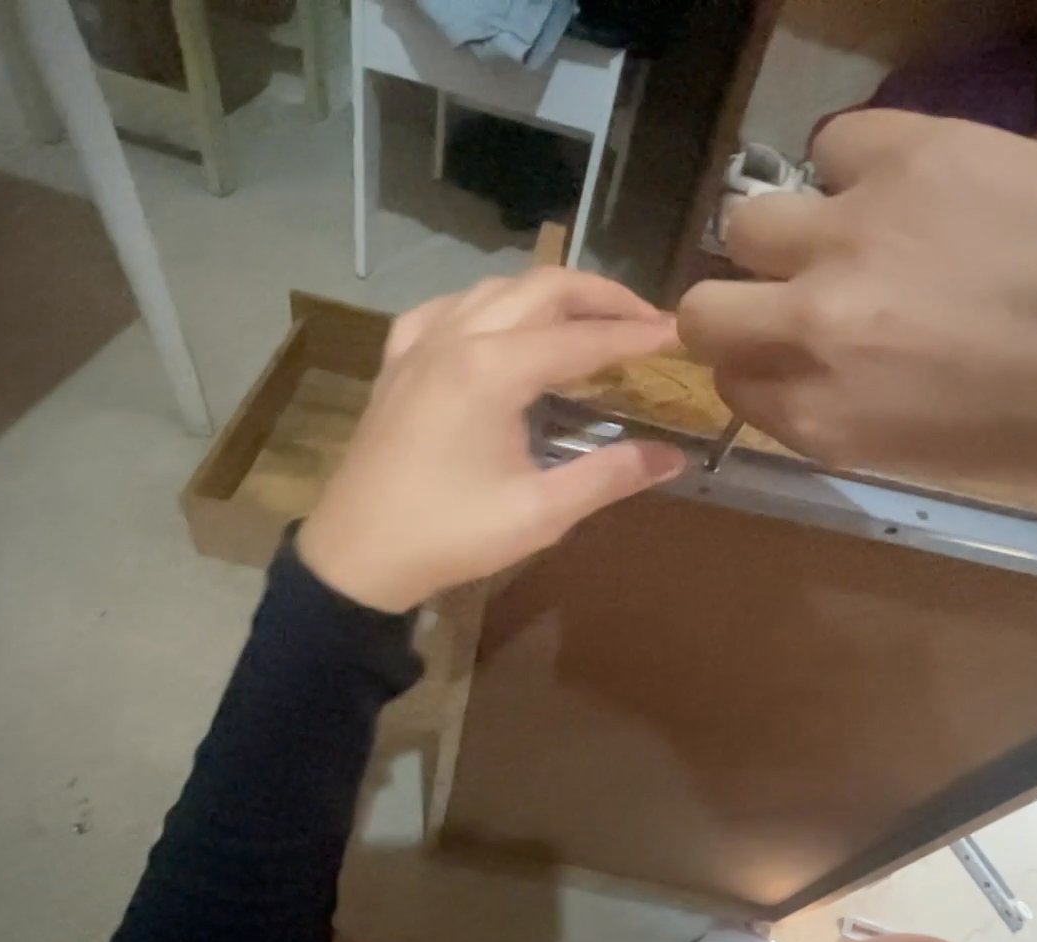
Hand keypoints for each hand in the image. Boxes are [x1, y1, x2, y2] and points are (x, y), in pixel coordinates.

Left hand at [297, 270, 687, 612]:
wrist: (356, 557)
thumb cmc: (449, 536)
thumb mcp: (539, 512)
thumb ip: (609, 476)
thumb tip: (672, 457)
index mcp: (493, 369)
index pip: (583, 339)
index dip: (636, 336)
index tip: (680, 335)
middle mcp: (456, 337)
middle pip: (543, 289)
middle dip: (601, 297)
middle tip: (645, 320)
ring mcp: (420, 345)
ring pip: (495, 290)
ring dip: (548, 295)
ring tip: (585, 320)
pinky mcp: (396, 363)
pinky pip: (445, 310)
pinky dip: (485, 307)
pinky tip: (495, 326)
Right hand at [678, 109, 1036, 499]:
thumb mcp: (919, 454)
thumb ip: (831, 409)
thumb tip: (790, 362)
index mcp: (821, 421)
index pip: (727, 384)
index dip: (755, 368)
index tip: (788, 359)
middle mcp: (813, 331)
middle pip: (702, 307)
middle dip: (735, 308)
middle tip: (795, 298)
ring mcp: (854, 235)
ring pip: (746, 220)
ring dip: (789, 235)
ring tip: (860, 235)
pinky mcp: (915, 151)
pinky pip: (834, 144)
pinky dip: (857, 167)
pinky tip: (913, 188)